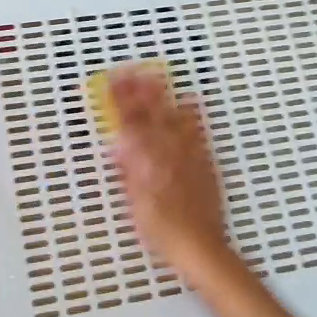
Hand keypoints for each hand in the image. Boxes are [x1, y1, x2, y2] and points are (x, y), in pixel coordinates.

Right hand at [108, 64, 229, 273]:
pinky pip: (197, 129)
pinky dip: (193, 112)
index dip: (119, 100)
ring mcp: (190, 155)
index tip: (112, 81)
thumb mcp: (134, 202)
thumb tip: (118, 147)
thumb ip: (127, 171)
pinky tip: (192, 100)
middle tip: (131, 70)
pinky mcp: (205, 162)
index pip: (129, 122)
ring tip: (155, 76)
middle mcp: (169, 152)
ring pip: (174, 115)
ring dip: (163, 94)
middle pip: (152, 113)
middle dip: (140, 89)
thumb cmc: (163, 230)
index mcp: (147, 160)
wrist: (200, 247)